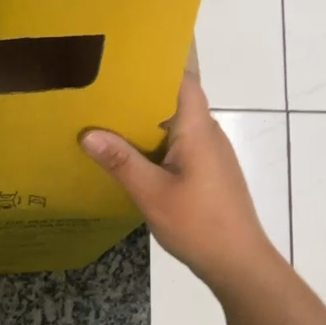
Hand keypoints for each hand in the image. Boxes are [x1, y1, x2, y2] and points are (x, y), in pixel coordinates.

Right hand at [79, 73, 281, 288]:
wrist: (237, 261)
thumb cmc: (198, 224)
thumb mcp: (152, 194)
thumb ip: (121, 161)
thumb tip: (87, 133)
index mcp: (197, 129)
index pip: (182, 80)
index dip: (156, 67)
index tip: (123, 62)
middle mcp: (207, 133)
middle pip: (174, 101)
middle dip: (139, 96)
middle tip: (100, 93)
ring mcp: (209, 154)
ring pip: (174, 126)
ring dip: (143, 124)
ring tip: (105, 122)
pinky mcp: (207, 172)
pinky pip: (176, 146)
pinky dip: (152, 145)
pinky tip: (127, 158)